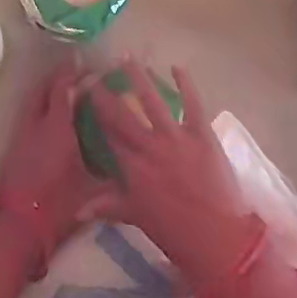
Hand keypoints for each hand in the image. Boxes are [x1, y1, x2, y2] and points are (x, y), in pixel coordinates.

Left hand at [0, 66, 106, 249]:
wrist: (18, 226)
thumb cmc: (58, 204)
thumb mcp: (90, 186)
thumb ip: (108, 167)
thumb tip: (128, 161)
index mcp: (57, 127)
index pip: (63, 90)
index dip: (75, 75)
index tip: (90, 69)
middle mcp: (37, 124)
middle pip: (45, 90)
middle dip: (61, 78)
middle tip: (79, 75)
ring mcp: (23, 135)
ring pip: (35, 103)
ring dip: (50, 94)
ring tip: (68, 94)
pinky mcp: (16, 149)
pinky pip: (30, 118)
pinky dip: (43, 111)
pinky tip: (55, 122)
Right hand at [86, 64, 252, 291]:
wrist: (218, 238)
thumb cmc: (175, 233)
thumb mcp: (137, 218)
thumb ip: (108, 206)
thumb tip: (78, 208)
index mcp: (132, 168)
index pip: (107, 135)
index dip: (94, 114)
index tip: (84, 96)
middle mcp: (149, 147)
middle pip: (123, 114)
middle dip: (107, 93)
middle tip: (96, 73)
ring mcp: (176, 138)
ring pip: (152, 101)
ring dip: (139, 78)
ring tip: (127, 58)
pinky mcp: (202, 134)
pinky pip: (192, 103)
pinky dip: (185, 84)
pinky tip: (176, 67)